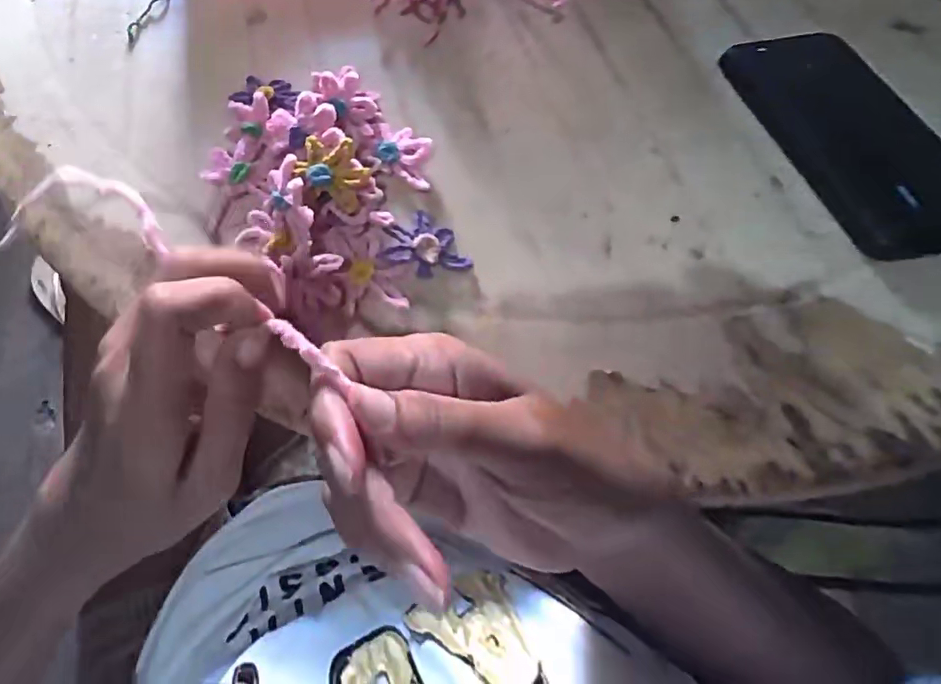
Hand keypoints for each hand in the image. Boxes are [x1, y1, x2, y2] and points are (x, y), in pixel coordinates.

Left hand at [32, 249, 280, 584]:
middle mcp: (122, 349)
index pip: (165, 308)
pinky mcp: (127, 330)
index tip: (266, 321)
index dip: (222, 295)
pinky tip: (242, 311)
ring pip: (170, 267)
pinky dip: (213, 282)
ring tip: (268, 298)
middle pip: (169, 269)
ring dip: (226, 269)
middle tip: (281, 294)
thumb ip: (234, 407)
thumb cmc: (150, 509)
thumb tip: (258, 334)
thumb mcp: (209, 482)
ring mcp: (119, 334)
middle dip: (233, 267)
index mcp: (140, 395)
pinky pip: (171, 285)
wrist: (85, 510)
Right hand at [309, 333, 680, 607]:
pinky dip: (383, 546)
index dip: (331, 409)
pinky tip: (426, 577)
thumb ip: (437, 419)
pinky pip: (366, 512)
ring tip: (427, 575)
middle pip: (336, 429)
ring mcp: (401, 444)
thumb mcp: (515, 438)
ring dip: (373, 529)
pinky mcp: (406, 490)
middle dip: (356, 488)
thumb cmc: (577, 460)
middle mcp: (402, 397)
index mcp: (427, 363)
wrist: (609, 524)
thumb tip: (353, 402)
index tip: (352, 467)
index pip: (345, 364)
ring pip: (345, 478)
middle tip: (399, 540)